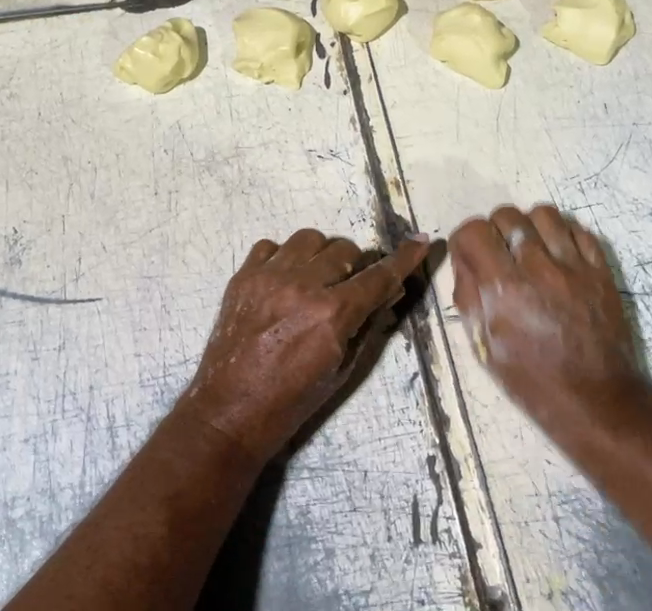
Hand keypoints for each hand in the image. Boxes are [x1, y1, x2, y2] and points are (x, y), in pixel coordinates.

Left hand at [180, 229, 431, 462]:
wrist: (231, 412)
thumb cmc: (293, 401)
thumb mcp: (342, 369)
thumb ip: (367, 324)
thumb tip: (390, 292)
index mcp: (332, 314)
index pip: (379, 276)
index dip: (404, 258)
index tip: (420, 242)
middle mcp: (303, 286)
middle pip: (345, 250)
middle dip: (355, 266)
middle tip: (349, 286)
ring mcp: (269, 277)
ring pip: (309, 239)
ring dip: (321, 255)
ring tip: (315, 278)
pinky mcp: (243, 277)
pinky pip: (270, 246)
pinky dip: (283, 257)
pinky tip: (283, 279)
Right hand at [449, 206, 646, 440]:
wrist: (594, 400)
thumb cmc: (531, 380)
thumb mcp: (483, 345)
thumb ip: (467, 296)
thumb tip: (464, 260)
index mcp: (504, 288)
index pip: (473, 230)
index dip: (466, 240)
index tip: (470, 256)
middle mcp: (538, 268)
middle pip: (507, 215)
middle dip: (495, 230)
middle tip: (499, 254)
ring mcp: (574, 266)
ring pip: (544, 213)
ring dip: (530, 226)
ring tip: (530, 249)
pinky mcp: (600, 271)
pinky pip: (579, 229)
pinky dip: (563, 234)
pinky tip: (557, 254)